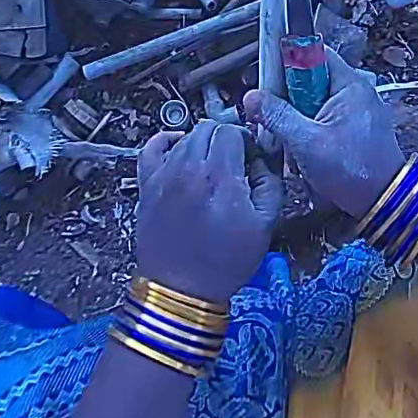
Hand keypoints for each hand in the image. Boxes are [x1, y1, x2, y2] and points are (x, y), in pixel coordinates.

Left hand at [133, 121, 278, 302]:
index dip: (246, 140)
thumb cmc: (224, 261)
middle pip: (208, 128)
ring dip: (201, 143)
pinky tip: (179, 148)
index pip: (232, 131)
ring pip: (185, 136)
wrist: (181, 289)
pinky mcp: (146, 184)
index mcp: (219, 176)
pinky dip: (166, 141)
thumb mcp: (264, 226)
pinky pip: (152, 147)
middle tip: (234, 160)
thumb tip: (262, 160)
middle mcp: (187, 168)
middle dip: (225, 138)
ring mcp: (163, 174)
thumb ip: (270, 184)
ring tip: (211, 165)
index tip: (251, 156)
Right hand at [243, 47, 405, 218]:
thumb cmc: (354, 171)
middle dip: (287, 98)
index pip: (314, 52)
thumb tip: (252, 97)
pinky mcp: (353, 128)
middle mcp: (355, 92)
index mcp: (350, 85)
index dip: (287, 60)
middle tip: (272, 116)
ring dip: (295, 118)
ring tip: (288, 139)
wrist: (387, 203)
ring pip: (312, 101)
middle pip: (309, 79)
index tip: (267, 77)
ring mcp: (355, 110)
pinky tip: (301, 149)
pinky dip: (307, 130)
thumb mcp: (307, 142)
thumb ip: (278, 116)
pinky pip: (321, 118)